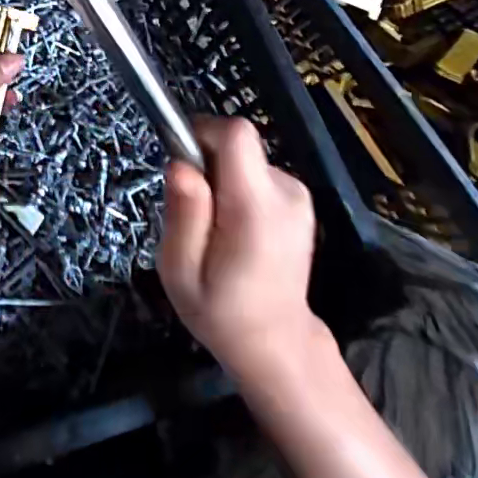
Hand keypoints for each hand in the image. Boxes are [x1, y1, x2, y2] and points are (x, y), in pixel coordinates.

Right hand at [158, 116, 328, 381]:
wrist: (276, 343)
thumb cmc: (221, 312)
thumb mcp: (180, 271)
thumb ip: (183, 213)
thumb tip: (180, 164)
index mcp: (256, 208)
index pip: (236, 134)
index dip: (203, 133)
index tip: (182, 164)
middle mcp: (285, 192)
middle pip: (237, 145)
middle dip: (206, 166)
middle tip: (193, 214)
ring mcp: (297, 195)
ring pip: (243, 158)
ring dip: (220, 180)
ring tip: (213, 229)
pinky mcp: (298, 199)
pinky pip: (255, 172)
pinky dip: (236, 189)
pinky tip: (234, 231)